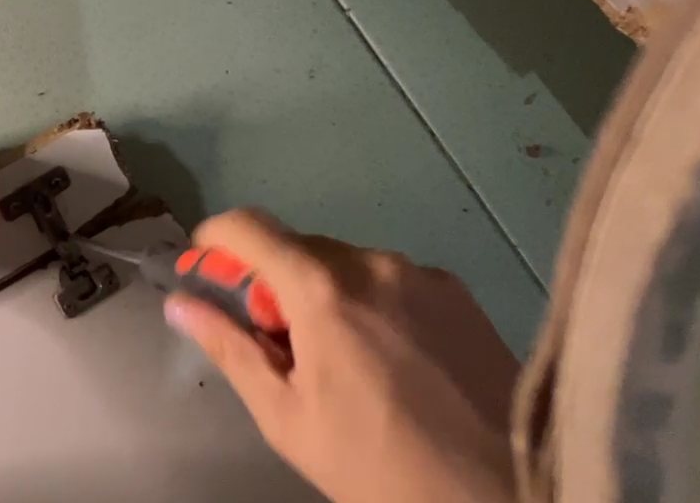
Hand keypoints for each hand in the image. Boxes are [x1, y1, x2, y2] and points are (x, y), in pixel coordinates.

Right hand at [164, 209, 519, 502]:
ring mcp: (421, 275)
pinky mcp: (461, 295)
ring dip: (324, 291)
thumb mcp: (288, 417)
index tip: (209, 272)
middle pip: (295, 247)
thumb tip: (179, 302)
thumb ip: (229, 348)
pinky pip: (391, 280)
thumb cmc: (383, 467)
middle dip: (273, 281)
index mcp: (320, 287)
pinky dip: (372, 302)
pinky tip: (396, 360)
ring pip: (344, 264)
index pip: (246, 225)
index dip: (215, 239)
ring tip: (346, 359)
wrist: (519, 502)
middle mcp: (369, 262)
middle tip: (281, 342)